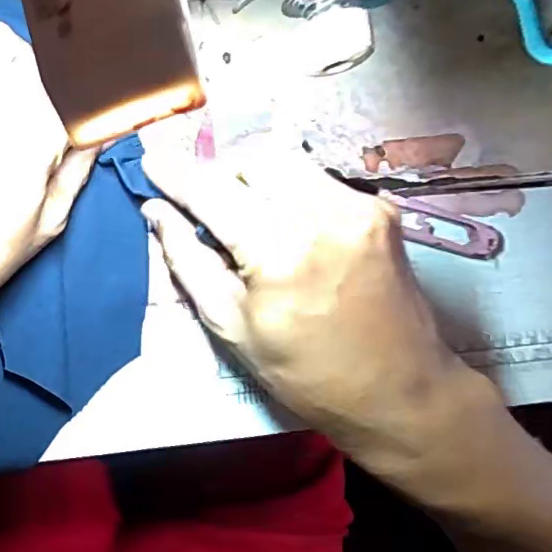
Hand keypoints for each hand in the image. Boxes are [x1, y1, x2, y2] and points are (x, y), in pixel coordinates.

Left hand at [0, 23, 95, 358]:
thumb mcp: (45, 223)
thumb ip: (77, 168)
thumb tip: (102, 131)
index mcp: (24, 143)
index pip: (73, 90)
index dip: (89, 100)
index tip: (90, 114)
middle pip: (37, 55)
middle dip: (54, 80)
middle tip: (51, 112)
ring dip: (13, 63)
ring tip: (11, 100)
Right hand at [140, 150, 492, 480]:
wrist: (400, 392)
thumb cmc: (307, 374)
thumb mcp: (233, 327)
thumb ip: (188, 262)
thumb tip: (157, 211)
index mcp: (280, 252)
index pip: (214, 190)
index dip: (176, 172)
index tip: (150, 161)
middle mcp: (325, 214)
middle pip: (253, 159)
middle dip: (221, 173)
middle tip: (206, 205)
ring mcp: (360, 206)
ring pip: (289, 161)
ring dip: (256, 177)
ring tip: (246, 215)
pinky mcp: (382, 209)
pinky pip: (319, 180)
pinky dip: (291, 192)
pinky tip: (289, 227)